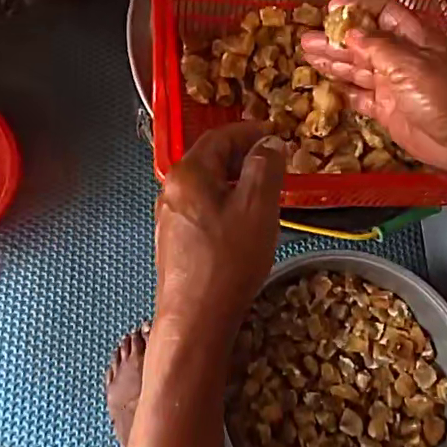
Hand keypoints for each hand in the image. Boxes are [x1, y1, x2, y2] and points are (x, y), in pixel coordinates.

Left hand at [154, 122, 284, 346]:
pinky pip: (201, 207)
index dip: (250, 130)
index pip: (218, 137)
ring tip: (266, 189)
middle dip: (243, 155)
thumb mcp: (256, 207)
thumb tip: (268, 142)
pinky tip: (243, 219)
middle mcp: (170, 190)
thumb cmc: (227, 259)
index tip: (277, 132)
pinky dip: (224, 202)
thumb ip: (264, 168)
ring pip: (206, 185)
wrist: (195, 316)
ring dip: (235, 180)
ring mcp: (169, 216)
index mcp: (186, 174)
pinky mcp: (173, 239)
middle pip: (209, 159)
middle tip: (276, 160)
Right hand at [298, 0, 446, 170]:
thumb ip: (377, 47)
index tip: (332, 8)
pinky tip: (324, 84)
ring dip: (332, 61)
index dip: (359, 9)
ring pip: (357, 68)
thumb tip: (351, 32)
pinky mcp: (386, 109)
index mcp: (416, 40)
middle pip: (364, 42)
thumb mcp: (410, 66)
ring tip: (306, 55)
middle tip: (307, 39)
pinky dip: (341, 90)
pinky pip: (358, 95)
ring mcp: (394, 85)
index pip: (385, 14)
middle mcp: (403, 59)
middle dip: (335, 39)